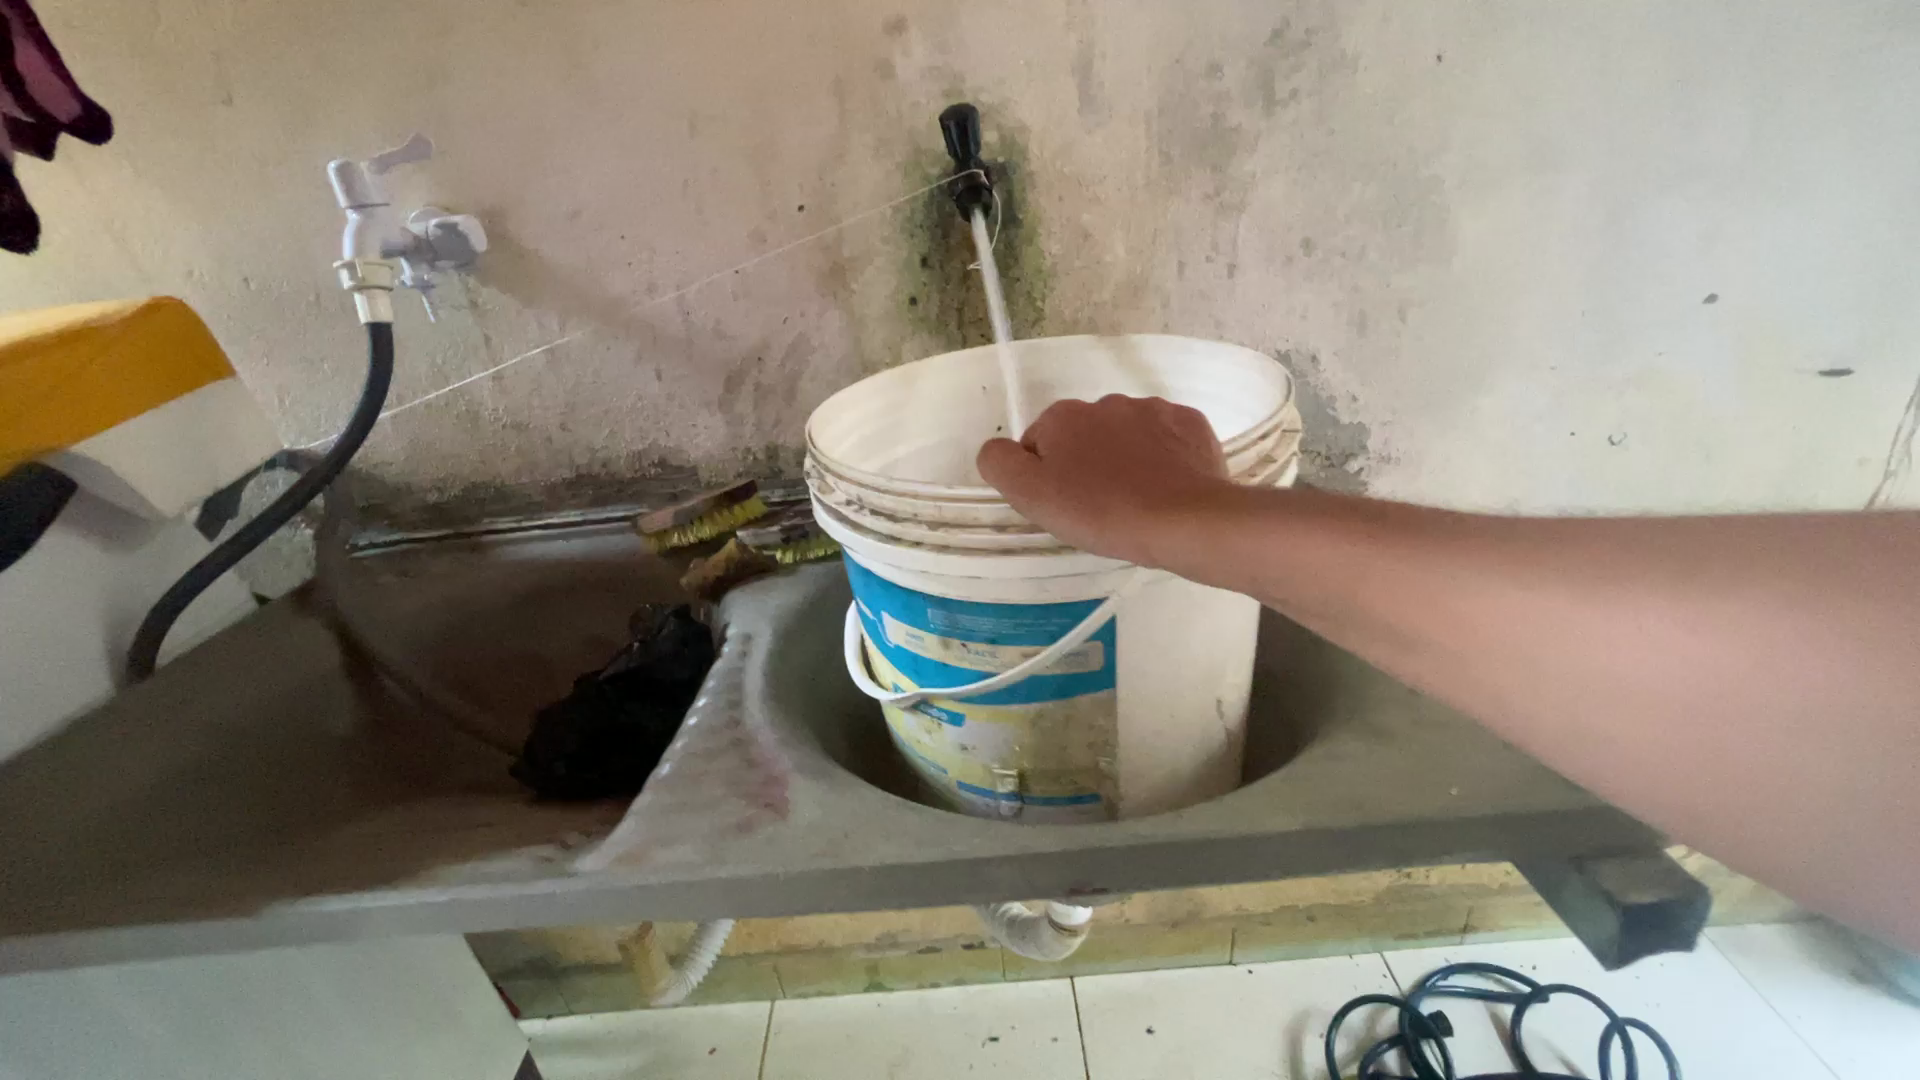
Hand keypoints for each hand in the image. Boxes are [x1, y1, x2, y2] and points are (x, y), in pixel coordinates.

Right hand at [976, 395, 1231, 566]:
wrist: (1183, 519)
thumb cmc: (1100, 511)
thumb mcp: (1031, 495)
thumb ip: (1000, 463)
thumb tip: (998, 449)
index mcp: (1062, 416)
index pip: (1037, 445)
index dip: (1045, 478)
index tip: (1063, 506)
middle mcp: (1105, 402)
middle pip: (1082, 437)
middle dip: (1085, 464)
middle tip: (1097, 507)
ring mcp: (1152, 409)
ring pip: (1124, 436)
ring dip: (1123, 460)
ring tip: (1135, 500)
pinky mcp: (1189, 424)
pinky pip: (1165, 439)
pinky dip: (1161, 458)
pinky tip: (1164, 487)